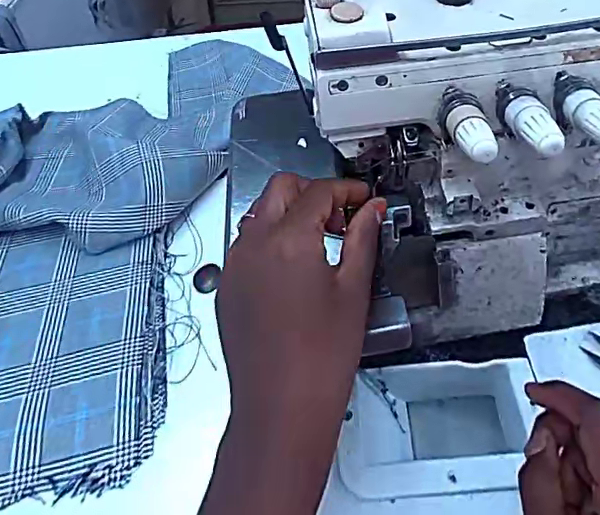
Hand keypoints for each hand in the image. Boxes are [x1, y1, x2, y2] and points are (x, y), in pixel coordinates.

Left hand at [200, 175, 384, 514]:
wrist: (280, 411)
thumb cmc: (317, 364)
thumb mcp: (353, 292)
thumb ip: (363, 239)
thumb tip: (371, 211)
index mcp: (288, 240)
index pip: (318, 191)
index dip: (346, 190)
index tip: (361, 197)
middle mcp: (253, 244)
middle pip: (282, 187)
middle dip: (313, 192)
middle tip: (341, 214)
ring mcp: (235, 263)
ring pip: (261, 212)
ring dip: (290, 213)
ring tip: (321, 240)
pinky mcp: (228, 283)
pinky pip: (247, 242)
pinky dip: (271, 239)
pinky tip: (295, 265)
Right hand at [520, 381, 599, 514]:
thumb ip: (539, 473)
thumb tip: (541, 440)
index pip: (594, 412)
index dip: (559, 393)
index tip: (536, 389)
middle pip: (595, 433)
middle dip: (561, 445)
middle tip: (547, 482)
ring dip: (576, 472)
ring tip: (570, 512)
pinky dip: (595, 487)